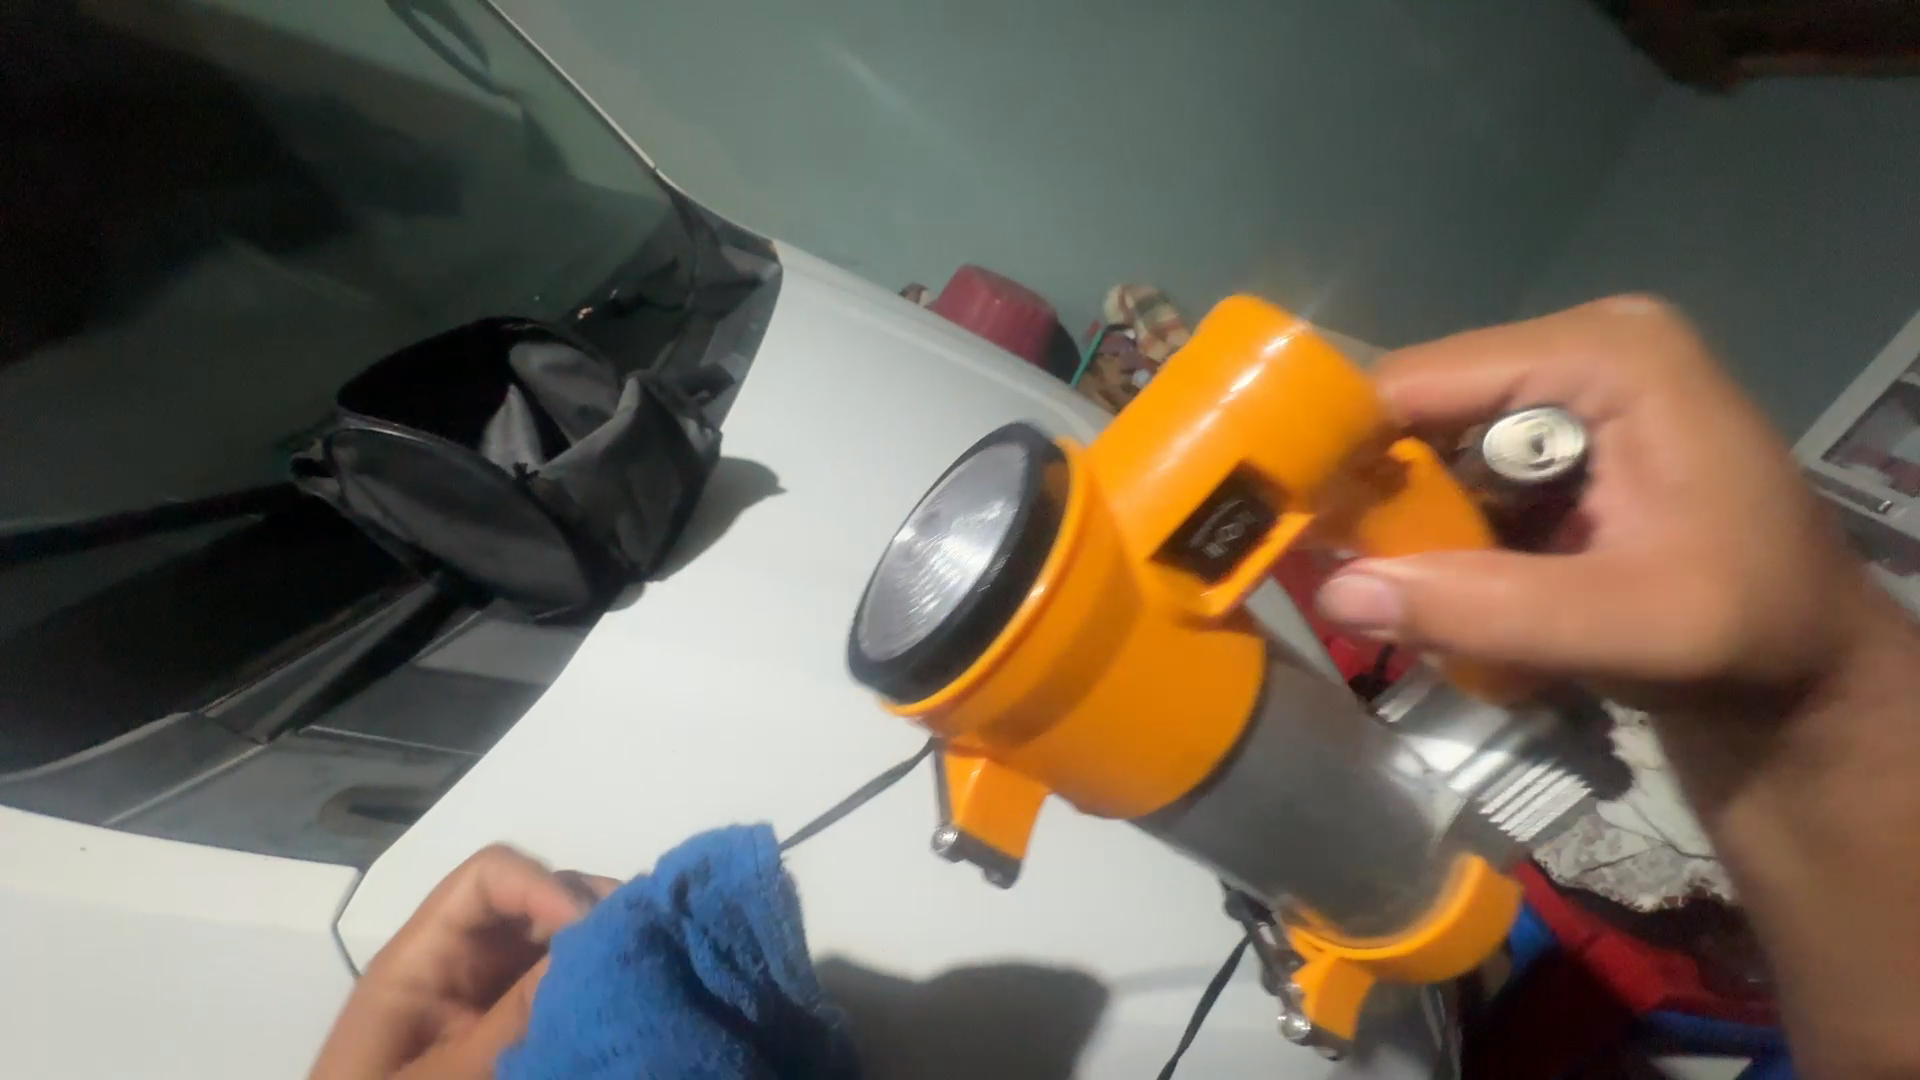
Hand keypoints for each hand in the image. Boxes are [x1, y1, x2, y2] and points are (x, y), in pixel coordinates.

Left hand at [310, 845, 617, 1079]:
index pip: (489, 875)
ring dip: (598, 938)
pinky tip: (621, 985)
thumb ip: (512, 1016)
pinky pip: (560, 970)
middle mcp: (460, 954)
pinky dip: (594, 971)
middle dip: (587, 908)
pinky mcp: (510, 1013)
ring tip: (638, 960)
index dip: (543, 885)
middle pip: (535, 892)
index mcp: (421, 957)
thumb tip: (593, 944)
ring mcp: (488, 983)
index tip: (591, 927)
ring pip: (558, 928)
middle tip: (634, 941)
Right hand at [1317, 297, 1919, 1078]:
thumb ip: (1489, 609)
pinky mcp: (1533, 438)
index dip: (1340, 445)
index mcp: (1603, 353)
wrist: (1794, 670)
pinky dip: (1405, 520)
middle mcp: (1568, 350)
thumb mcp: (1634, 627)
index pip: (1418, 382)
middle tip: (1317, 555)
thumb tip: (1336, 596)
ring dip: (1377, 508)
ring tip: (1356, 570)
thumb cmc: (1746, 634)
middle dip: (1358, 483)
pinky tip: (1401, 566)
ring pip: (1410, 440)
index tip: (1284, 515)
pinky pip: (1433, 468)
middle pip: (1406, 406)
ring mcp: (1550, 393)